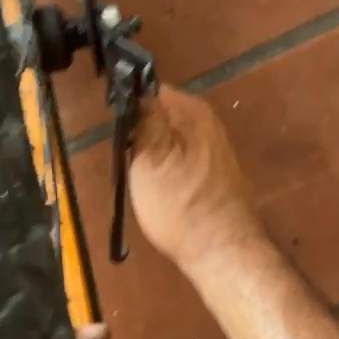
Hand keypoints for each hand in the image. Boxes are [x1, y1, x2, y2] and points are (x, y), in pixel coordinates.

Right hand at [128, 86, 267, 270]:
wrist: (221, 250)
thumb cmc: (180, 205)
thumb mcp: (150, 158)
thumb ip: (144, 118)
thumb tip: (136, 87)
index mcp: (192, 110)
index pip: (149, 90)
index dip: (128, 108)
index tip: (117, 133)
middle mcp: (206, 120)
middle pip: (159, 113)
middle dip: (139, 132)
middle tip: (128, 159)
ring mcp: (213, 145)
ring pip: (168, 136)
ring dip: (152, 152)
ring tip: (142, 177)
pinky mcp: (214, 168)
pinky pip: (180, 155)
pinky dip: (167, 166)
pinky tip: (162, 188)